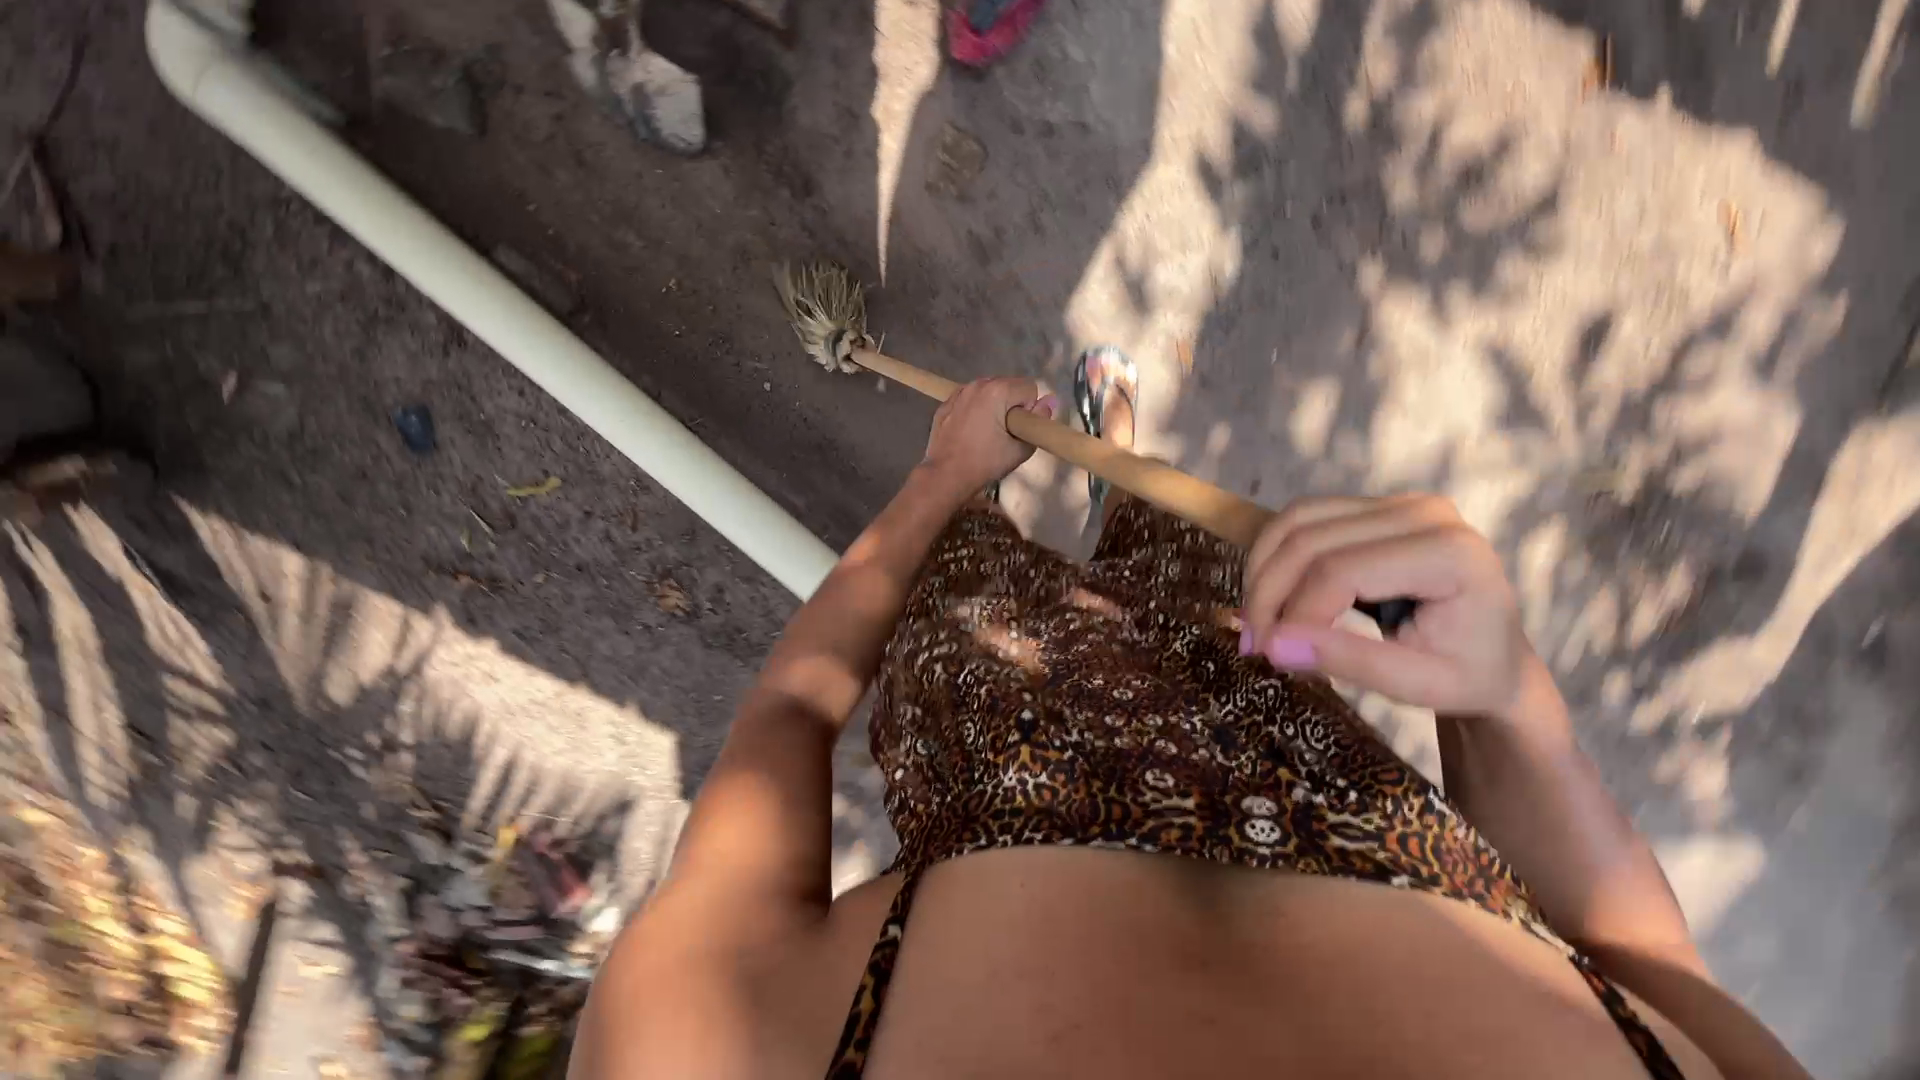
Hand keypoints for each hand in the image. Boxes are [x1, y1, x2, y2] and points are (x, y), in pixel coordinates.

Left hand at [921, 377, 1056, 491]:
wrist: (945, 476)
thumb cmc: (985, 463)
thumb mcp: (1020, 448)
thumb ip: (1039, 421)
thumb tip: (1052, 400)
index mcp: (997, 391)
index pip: (1029, 388)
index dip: (1029, 409)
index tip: (1018, 430)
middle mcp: (978, 384)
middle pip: (1009, 385)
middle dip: (1012, 404)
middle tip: (1004, 432)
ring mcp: (959, 392)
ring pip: (989, 391)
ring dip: (994, 405)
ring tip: (987, 432)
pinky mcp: (946, 403)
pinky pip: (970, 399)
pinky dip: (975, 409)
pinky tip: (970, 431)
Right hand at [1238, 495, 1543, 720]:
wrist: (1496, 656)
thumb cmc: (1468, 675)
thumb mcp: (1419, 685)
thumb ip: (1349, 662)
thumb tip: (1272, 646)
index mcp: (1450, 553)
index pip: (1340, 571)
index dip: (1294, 613)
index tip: (1270, 656)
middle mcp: (1424, 512)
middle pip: (1310, 539)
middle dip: (1268, 592)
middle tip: (1252, 643)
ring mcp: (1398, 502)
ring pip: (1296, 519)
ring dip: (1262, 569)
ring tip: (1256, 619)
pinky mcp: (1374, 506)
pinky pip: (1303, 517)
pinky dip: (1274, 554)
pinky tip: (1272, 593)